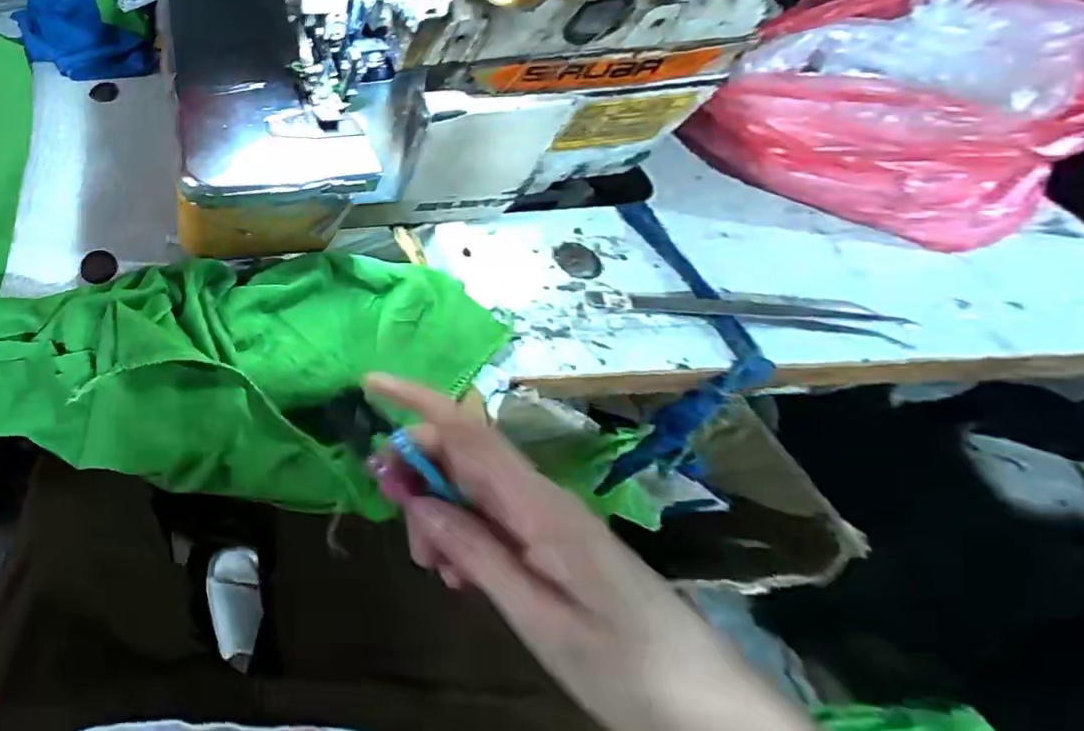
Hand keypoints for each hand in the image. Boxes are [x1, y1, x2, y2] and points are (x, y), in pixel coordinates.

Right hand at [365, 374, 813, 730]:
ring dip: (437, 515)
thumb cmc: (628, 668)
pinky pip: (489, 517)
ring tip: (437, 571)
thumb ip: (475, 552)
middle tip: (402, 529)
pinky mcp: (550, 540)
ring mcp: (546, 517)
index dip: (417, 400)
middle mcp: (539, 496)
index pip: (467, 431)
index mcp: (539, 504)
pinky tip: (460, 575)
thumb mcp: (540, 618)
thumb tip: (416, 500)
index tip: (369, 385)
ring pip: (468, 488)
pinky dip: (460, 535)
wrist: (714, 710)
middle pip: (460, 457)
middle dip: (417, 476)